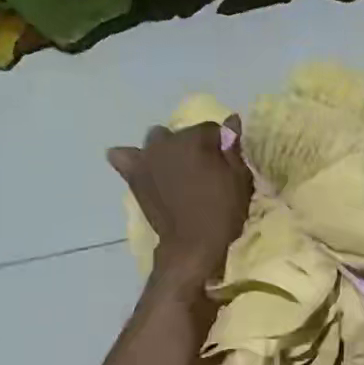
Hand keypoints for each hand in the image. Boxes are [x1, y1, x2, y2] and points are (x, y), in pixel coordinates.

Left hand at [109, 118, 252, 285]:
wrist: (193, 245)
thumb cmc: (223, 211)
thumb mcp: (240, 178)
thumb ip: (233, 147)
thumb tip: (231, 119)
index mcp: (195, 138)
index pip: (211, 129)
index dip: (220, 145)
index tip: (225, 162)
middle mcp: (167, 141)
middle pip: (183, 134)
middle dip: (193, 146)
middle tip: (203, 171)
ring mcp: (147, 157)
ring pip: (156, 141)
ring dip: (166, 149)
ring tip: (175, 170)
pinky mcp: (134, 175)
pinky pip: (124, 157)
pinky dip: (132, 159)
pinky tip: (143, 168)